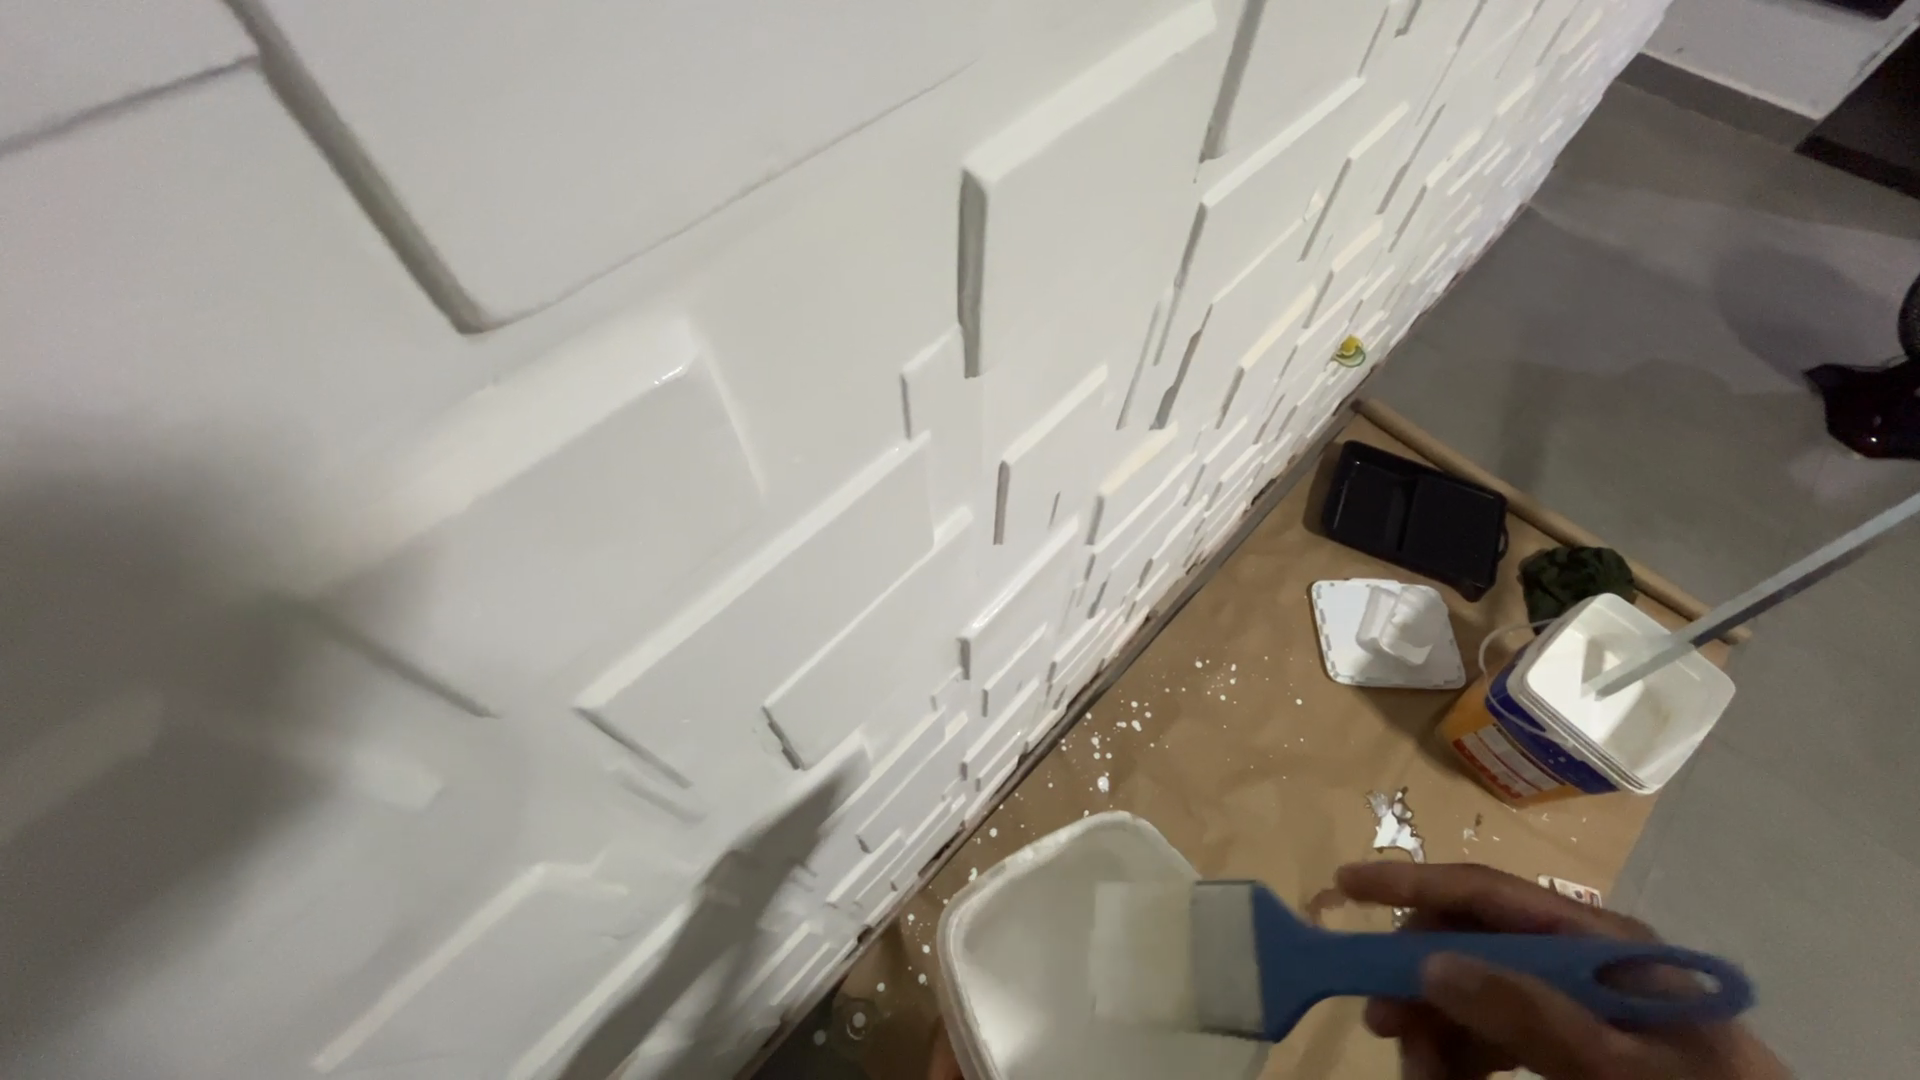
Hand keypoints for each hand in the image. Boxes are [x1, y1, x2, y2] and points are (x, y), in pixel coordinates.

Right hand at [1335, 861, 1790, 1079]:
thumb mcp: (1617, 1068)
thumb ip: (1529, 1014)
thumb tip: (1430, 962)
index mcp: (1596, 939)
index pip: (1483, 891)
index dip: (1408, 882)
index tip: (1342, 885)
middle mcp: (1577, 955)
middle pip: (1469, 944)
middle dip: (1417, 982)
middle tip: (1380, 1023)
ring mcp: (1576, 998)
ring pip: (1475, 991)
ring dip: (1435, 1029)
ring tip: (1418, 1074)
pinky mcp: (1576, 1039)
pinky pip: (1498, 1031)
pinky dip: (1464, 1053)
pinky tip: (1447, 1078)